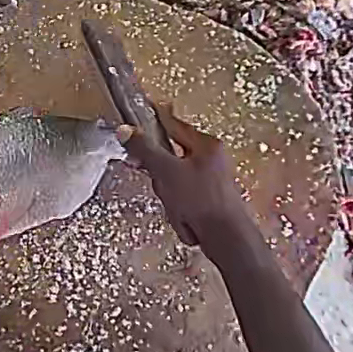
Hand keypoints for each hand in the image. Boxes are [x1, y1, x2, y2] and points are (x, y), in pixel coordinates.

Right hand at [121, 102, 252, 248]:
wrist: (228, 240)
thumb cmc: (200, 200)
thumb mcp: (167, 172)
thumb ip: (144, 150)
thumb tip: (124, 130)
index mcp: (206, 145)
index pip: (174, 124)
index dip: (155, 119)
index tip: (141, 111)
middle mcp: (211, 159)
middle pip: (170, 157)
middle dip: (162, 176)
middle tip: (163, 188)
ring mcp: (211, 181)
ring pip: (174, 180)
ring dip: (170, 197)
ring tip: (179, 211)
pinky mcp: (209, 200)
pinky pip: (183, 198)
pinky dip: (180, 210)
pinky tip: (185, 221)